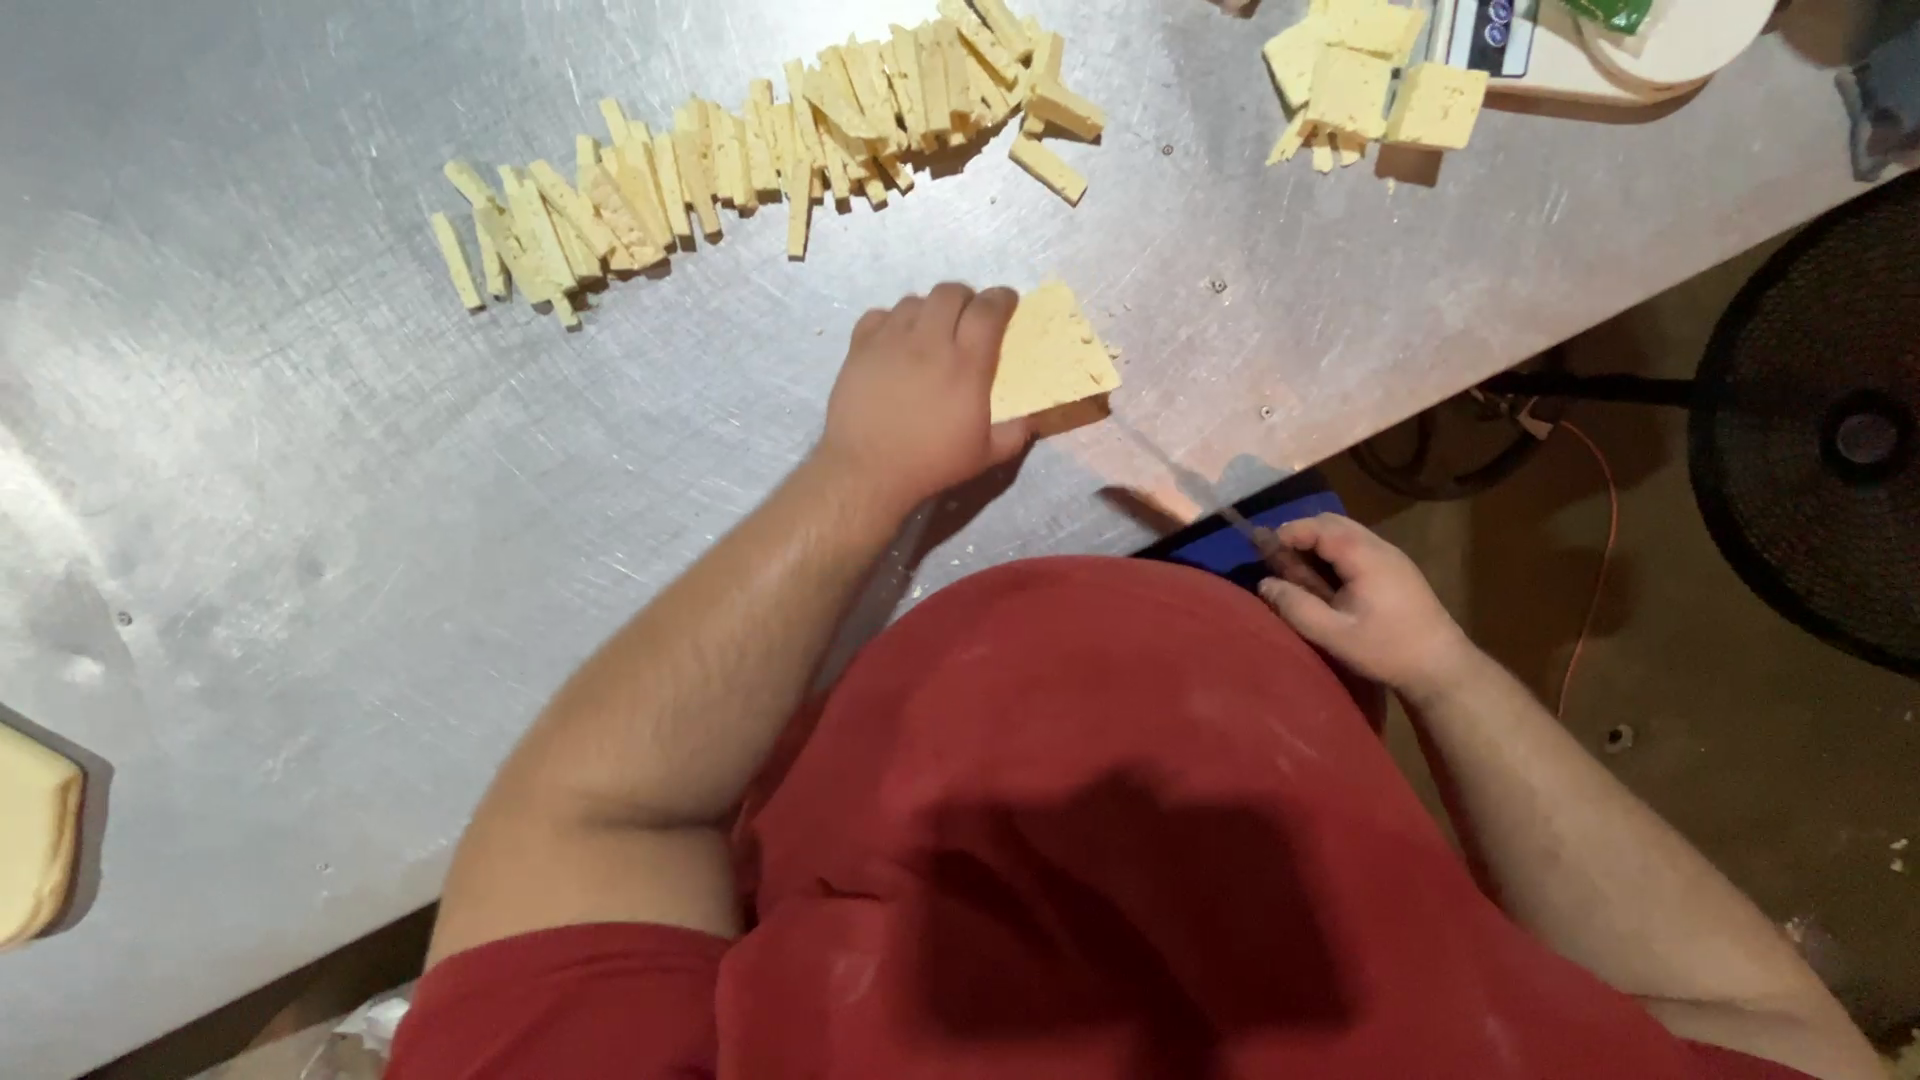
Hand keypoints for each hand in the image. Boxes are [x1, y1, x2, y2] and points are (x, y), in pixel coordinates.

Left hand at [813, 284, 1031, 519]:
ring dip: (928, 309)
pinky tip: (895, 340)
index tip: (1006, 302)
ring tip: (929, 329)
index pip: (988, 309)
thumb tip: (1032, 418)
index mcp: (966, 364)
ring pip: (914, 300)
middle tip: (967, 316)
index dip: (1001, 298)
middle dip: (965, 298)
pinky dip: (891, 320)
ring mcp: (890, 341)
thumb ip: (1015, 433)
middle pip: (950, 292)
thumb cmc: (931, 464)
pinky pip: (878, 314)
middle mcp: (929, 342)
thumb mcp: (985, 456)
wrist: (868, 470)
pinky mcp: (860, 348)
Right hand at [1257, 514, 1476, 700]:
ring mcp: (1392, 556)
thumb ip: (1295, 606)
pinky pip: (1357, 544)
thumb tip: (1263, 583)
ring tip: (1296, 568)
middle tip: (1276, 557)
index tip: (1263, 549)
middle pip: (1333, 522)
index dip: (1288, 533)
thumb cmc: (1386, 650)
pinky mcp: (1396, 569)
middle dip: (1300, 533)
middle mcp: (1380, 547)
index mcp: (1365, 557)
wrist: (1442, 667)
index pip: (1320, 527)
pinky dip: (1333, 550)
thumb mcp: (1332, 634)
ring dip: (1317, 542)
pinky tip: (1324, 577)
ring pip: (1345, 531)